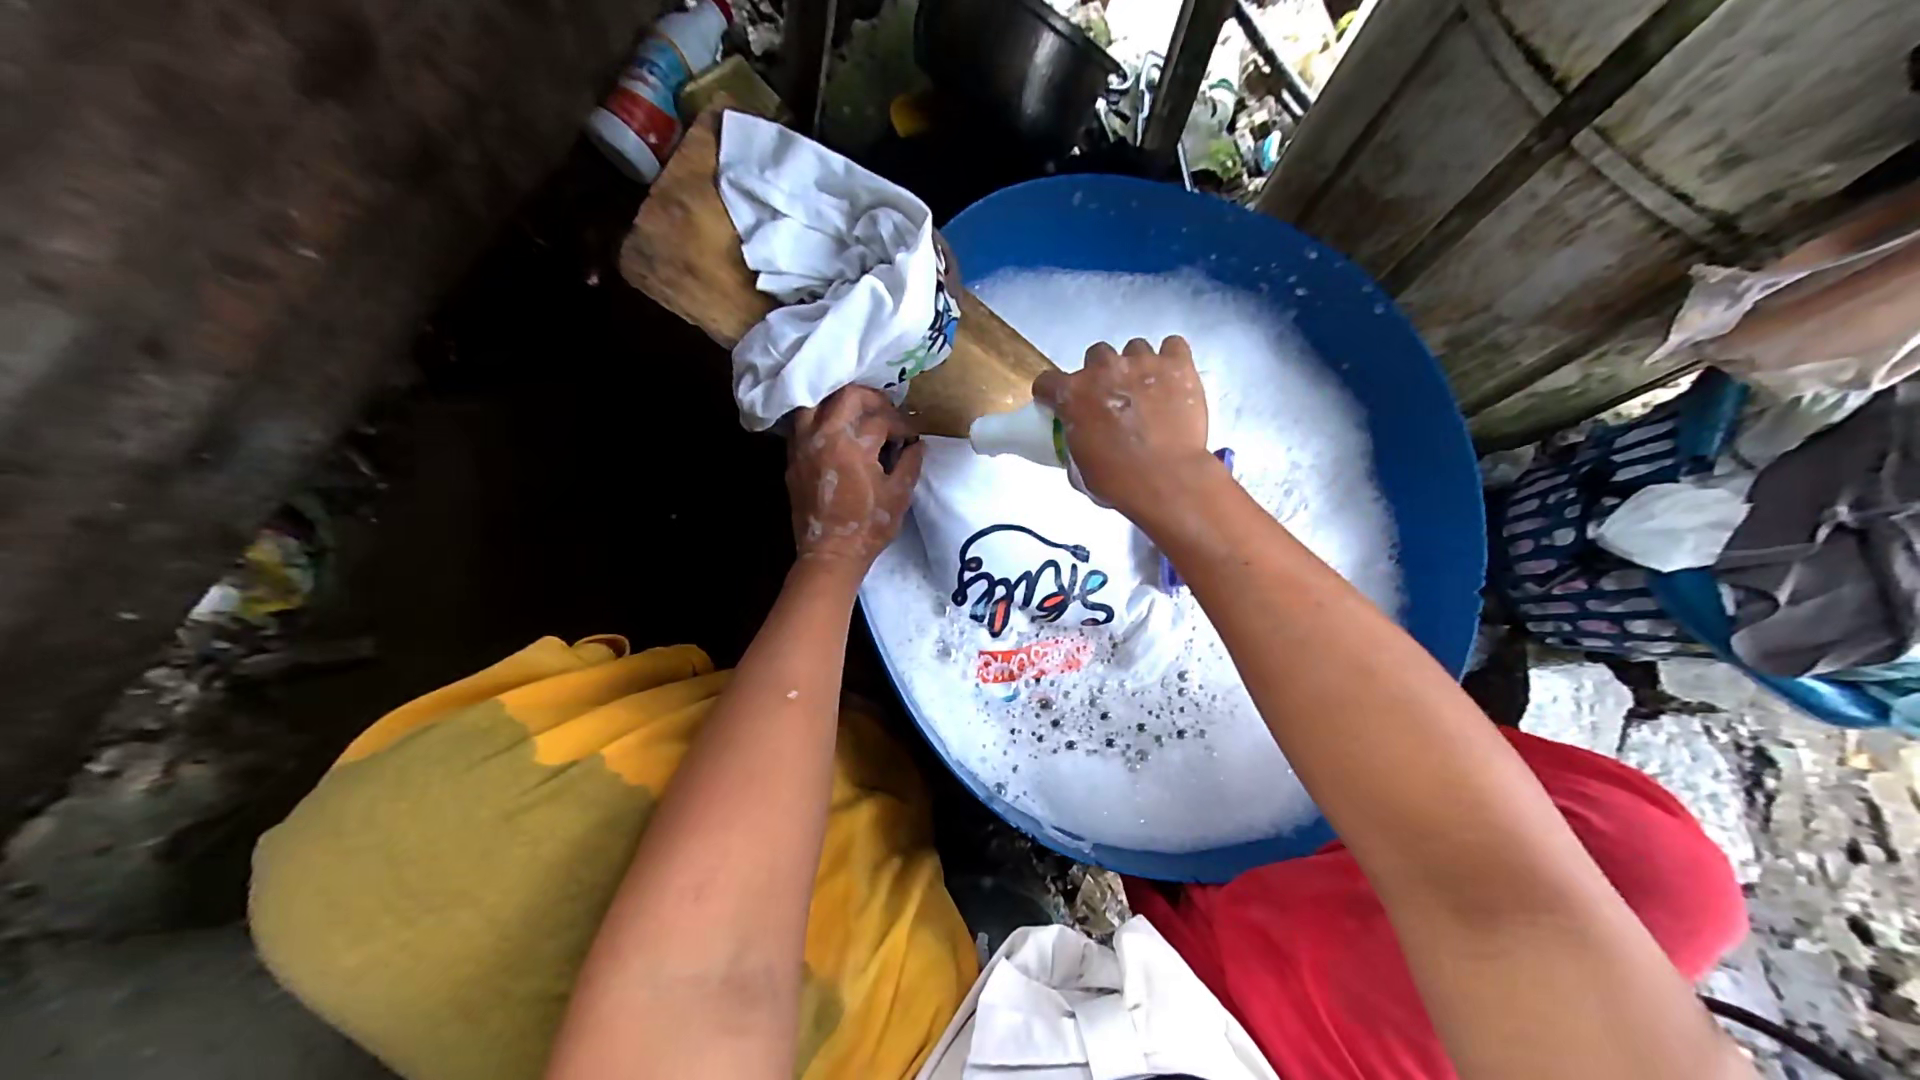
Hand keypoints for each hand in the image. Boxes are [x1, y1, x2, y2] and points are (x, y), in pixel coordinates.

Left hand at [786, 386, 925, 573]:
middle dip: (872, 400)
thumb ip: (910, 463)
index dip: (901, 425)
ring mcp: (803, 446)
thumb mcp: (899, 495)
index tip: (910, 436)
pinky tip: (836, 434)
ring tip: (858, 416)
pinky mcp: (793, 459)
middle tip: (887, 414)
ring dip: (840, 404)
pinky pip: (803, 426)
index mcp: (853, 445)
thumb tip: (917, 444)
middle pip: (847, 396)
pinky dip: (821, 421)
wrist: (829, 555)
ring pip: (817, 403)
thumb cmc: (868, 527)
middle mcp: (824, 436)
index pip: (881, 418)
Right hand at [1032, 336, 1217, 522]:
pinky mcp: (1177, 364)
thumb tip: (1082, 444)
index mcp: (1073, 395)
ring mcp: (1143, 363)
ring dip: (1136, 366)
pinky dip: (1172, 359)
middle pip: (1096, 355)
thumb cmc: (1118, 482)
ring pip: (1135, 349)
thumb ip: (1075, 445)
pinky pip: (1173, 346)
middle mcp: (1104, 369)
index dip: (1053, 393)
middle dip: (1101, 374)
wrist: (1166, 481)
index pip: (1048, 381)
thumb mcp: (1080, 469)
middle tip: (1112, 398)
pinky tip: (1173, 378)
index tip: (1060, 402)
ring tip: (1147, 390)